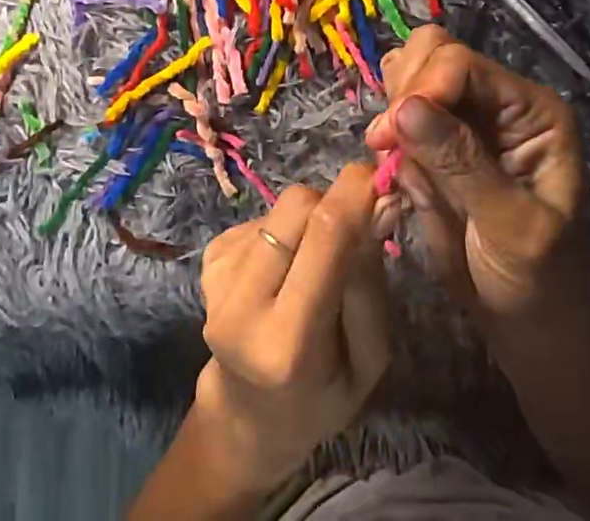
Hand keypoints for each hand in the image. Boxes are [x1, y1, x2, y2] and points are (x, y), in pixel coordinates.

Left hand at [192, 164, 391, 487]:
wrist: (247, 411)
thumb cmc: (322, 395)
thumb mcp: (369, 358)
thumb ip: (371, 282)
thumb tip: (380, 203)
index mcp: (287, 341)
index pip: (326, 237)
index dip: (356, 195)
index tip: (382, 177)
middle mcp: (240, 303)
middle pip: (296, 206)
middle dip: (334, 203)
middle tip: (354, 229)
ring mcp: (217, 277)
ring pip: (278, 206)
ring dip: (309, 221)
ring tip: (313, 264)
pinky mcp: (208, 259)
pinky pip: (261, 217)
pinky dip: (285, 231)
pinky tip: (285, 269)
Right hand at [366, 26, 589, 327]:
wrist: (528, 322)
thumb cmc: (539, 279)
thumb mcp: (511, 226)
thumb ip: (461, 163)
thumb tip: (404, 109)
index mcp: (530, 110)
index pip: (462, 64)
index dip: (422, 87)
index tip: (392, 136)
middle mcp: (495, 103)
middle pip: (431, 53)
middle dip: (403, 92)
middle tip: (390, 145)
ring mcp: (461, 119)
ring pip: (407, 74)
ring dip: (390, 110)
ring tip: (392, 155)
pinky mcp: (431, 142)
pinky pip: (394, 113)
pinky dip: (384, 132)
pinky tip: (391, 164)